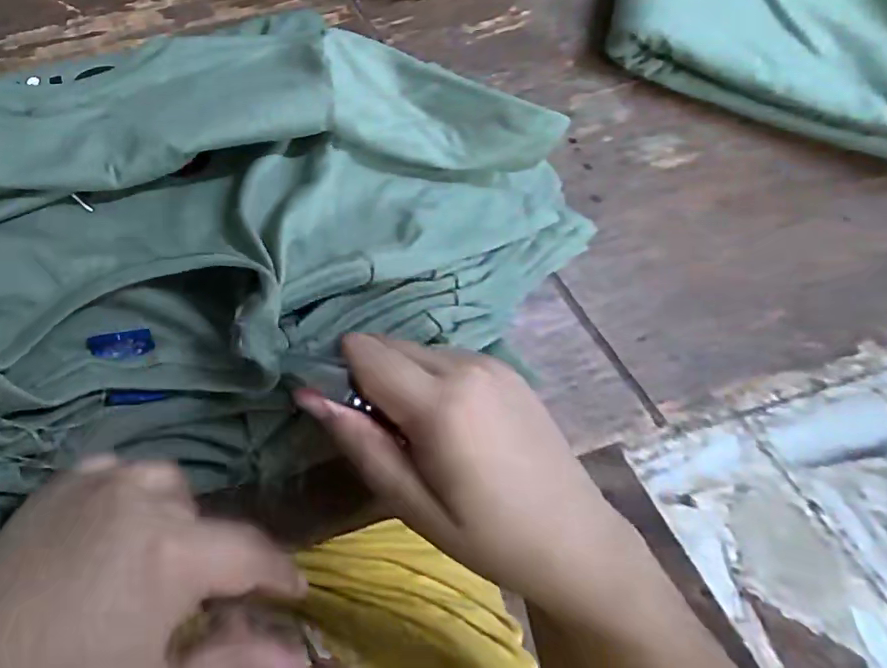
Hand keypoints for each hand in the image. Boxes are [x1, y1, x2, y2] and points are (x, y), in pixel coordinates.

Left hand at [0, 457, 305, 667]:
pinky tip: (110, 529)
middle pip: (195, 509)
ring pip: (152, 478)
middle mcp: (133, 494)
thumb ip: (234, 661)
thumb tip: (299, 653)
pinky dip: (122, 493)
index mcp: (169, 545)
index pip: (246, 548)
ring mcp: (85, 482)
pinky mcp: (47, 487)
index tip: (294, 590)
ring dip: (167, 512)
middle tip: (206, 593)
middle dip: (211, 547)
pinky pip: (105, 471)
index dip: (276, 570)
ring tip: (158, 557)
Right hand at [296, 336, 672, 636]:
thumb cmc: (488, 536)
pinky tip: (453, 421)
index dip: (343, 375)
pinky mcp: (503, 364)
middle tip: (389, 430)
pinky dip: (428, 376)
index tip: (355, 416)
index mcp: (439, 402)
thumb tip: (305, 392)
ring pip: (410, 346)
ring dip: (399, 375)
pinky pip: (440, 354)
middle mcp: (462, 365)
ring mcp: (487, 360)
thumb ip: (358, 442)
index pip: (360, 349)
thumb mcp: (412, 504)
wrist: (580, 545)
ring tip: (423, 429)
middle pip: (382, 342)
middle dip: (369, 374)